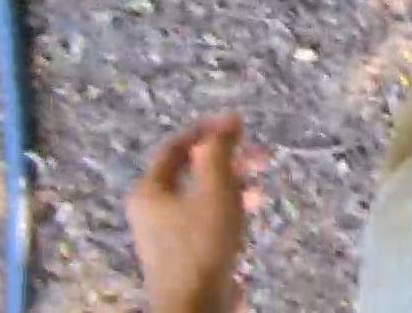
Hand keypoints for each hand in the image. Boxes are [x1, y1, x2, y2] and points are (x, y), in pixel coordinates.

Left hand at [126, 113, 248, 312]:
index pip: (175, 145)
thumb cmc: (202, 240)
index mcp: (150, 190)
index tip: (239, 122)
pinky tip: (251, 205)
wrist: (195, 304)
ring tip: (261, 179)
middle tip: (258, 152)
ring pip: (202, 189)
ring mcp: (166, 230)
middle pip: (191, 167)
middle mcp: (153, 207)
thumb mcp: (215, 187)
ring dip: (233, 178)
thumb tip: (228, 118)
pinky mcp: (184, 247)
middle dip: (227, 155)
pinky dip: (229, 201)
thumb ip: (220, 149)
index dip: (206, 129)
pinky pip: (206, 211)